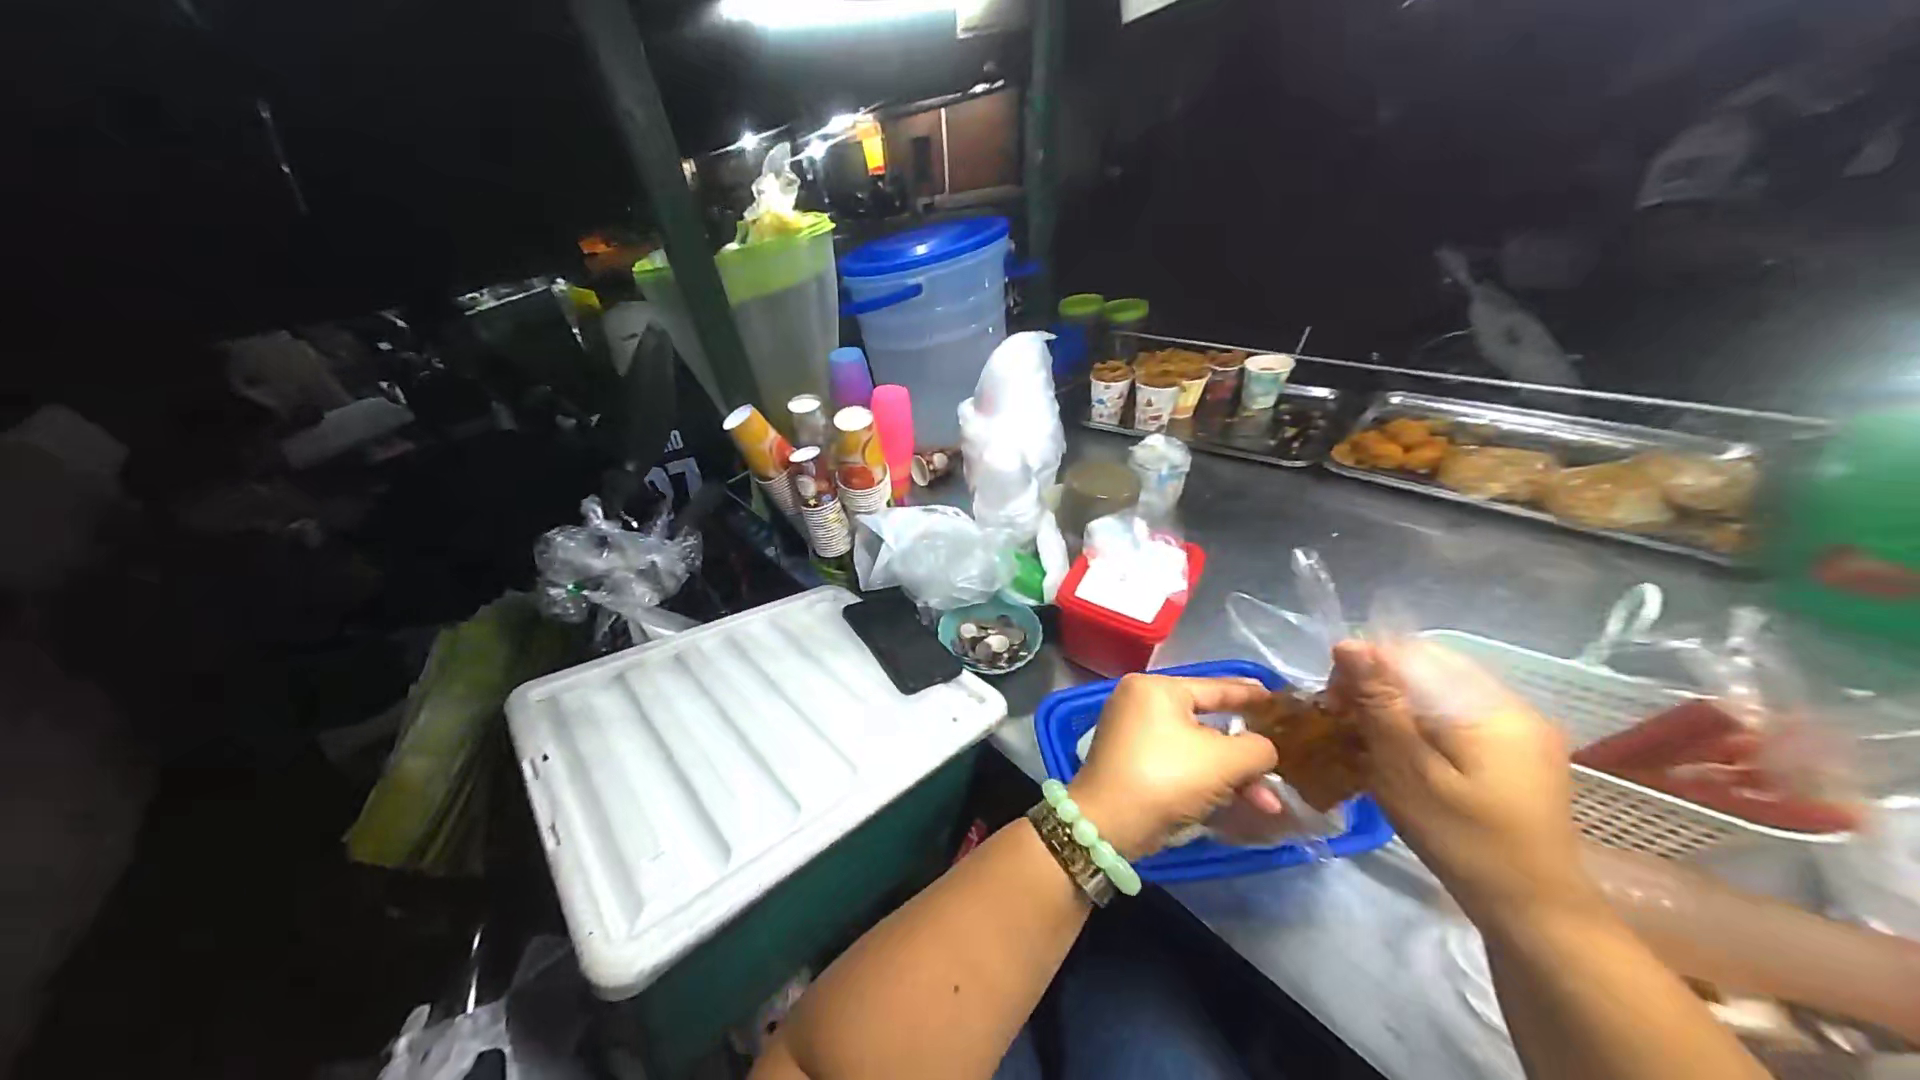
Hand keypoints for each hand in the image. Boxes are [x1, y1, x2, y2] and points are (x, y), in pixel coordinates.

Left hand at [1068, 674, 1281, 859]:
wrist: (1108, 825)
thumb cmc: (1165, 777)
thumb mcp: (1224, 761)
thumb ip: (1256, 748)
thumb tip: (1262, 749)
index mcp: (1156, 688)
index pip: (1214, 686)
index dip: (1250, 695)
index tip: (1279, 699)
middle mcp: (1140, 703)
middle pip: (1207, 722)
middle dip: (1245, 753)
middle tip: (1279, 764)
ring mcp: (1133, 734)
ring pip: (1196, 748)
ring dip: (1232, 774)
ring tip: (1268, 802)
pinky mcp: (1132, 763)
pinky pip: (1179, 763)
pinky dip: (1207, 780)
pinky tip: (1238, 802)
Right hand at [1329, 641, 1599, 921]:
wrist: (1533, 907)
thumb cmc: (1462, 840)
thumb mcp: (1407, 773)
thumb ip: (1380, 706)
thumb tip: (1349, 646)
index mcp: (1489, 708)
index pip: (1413, 654)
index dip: (1363, 666)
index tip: (1332, 701)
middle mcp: (1511, 704)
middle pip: (1428, 664)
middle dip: (1377, 681)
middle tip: (1343, 716)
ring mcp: (1518, 725)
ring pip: (1440, 686)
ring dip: (1395, 699)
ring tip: (1366, 732)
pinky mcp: (1515, 746)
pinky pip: (1456, 709)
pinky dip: (1420, 717)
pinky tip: (1402, 746)